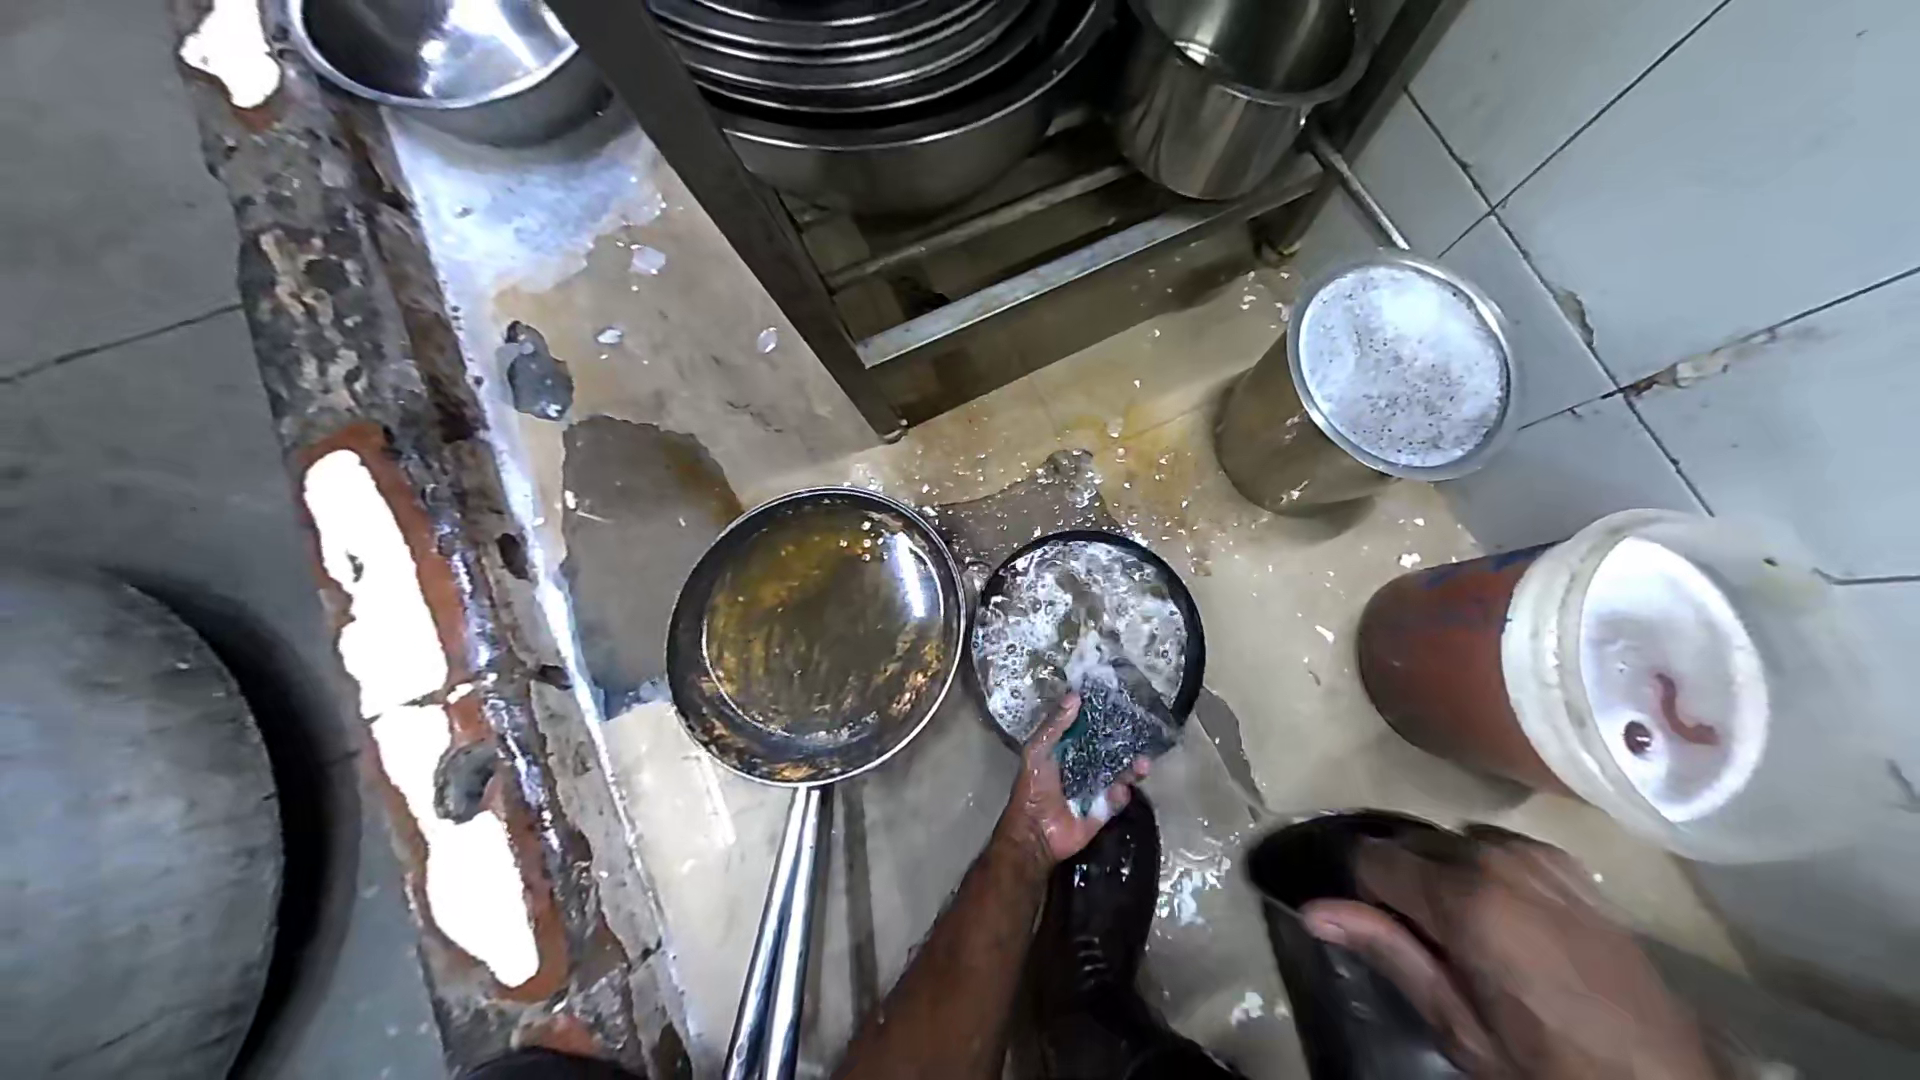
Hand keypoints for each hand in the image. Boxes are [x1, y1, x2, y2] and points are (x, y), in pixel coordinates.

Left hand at [995, 692, 1149, 869]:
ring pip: (1119, 774)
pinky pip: (1117, 799)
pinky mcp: (1102, 810)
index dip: (1102, 720)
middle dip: (1126, 745)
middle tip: (1142, 736)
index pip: (1087, 730)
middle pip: (1109, 752)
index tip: (1121, 706)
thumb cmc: (1032, 786)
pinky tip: (1120, 788)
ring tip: (1144, 763)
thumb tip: (1074, 696)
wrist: (1034, 831)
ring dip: (1132, 769)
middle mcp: (1082, 767)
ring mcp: (1094, 789)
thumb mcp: (1038, 750)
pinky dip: (1120, 793)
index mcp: (1065, 750)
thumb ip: (1054, 725)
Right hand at [1300, 829, 1719, 1078]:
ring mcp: (1534, 856)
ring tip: (1467, 925)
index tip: (1383, 928)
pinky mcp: (1565, 863)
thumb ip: (1387, 952)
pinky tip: (1506, 909)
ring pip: (1447, 840)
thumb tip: (1313, 910)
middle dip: (1399, 879)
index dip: (1363, 890)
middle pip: (1406, 842)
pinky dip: (1482, 865)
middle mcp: (1493, 859)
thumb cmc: (1550, 1066)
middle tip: (1424, 935)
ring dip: (1439, 871)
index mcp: (1463, 900)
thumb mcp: (1460, 1027)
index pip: (1369, 856)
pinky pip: (1493, 843)